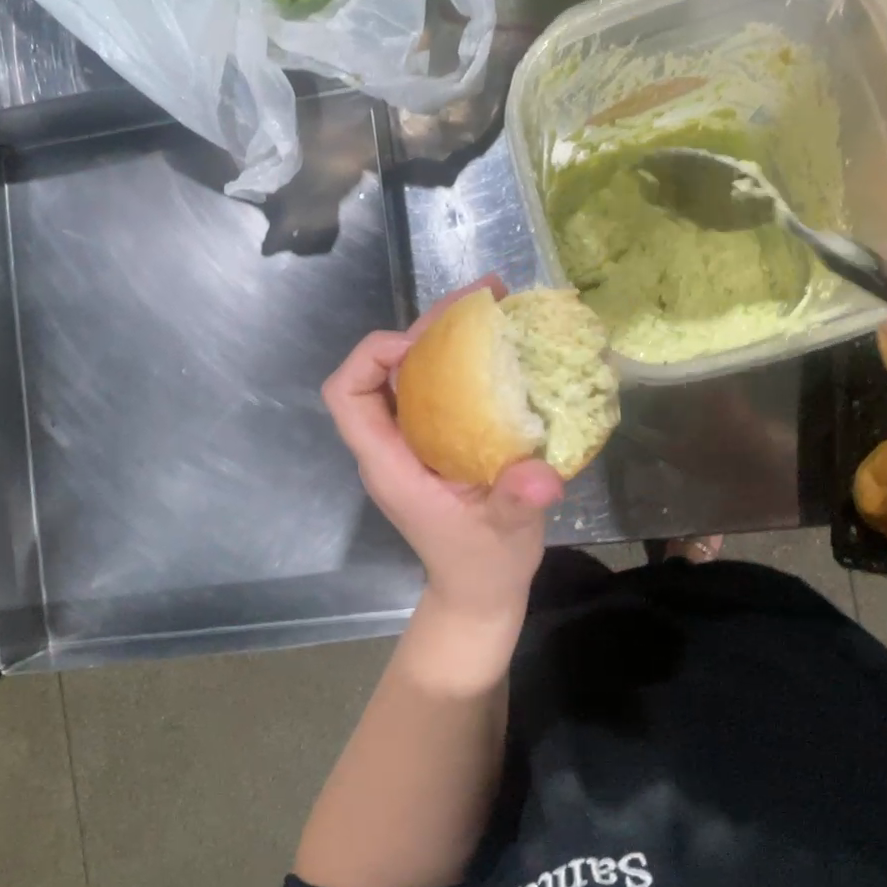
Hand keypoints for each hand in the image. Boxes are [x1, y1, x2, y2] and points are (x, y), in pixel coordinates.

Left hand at [323, 277, 564, 630]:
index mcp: (390, 464)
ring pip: (414, 372)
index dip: (369, 358)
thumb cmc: (483, 565)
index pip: (346, 397)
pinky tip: (504, 346)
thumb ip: (516, 504)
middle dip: (426, 328)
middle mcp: (393, 444)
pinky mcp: (437, 440)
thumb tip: (540, 480)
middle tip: (480, 296)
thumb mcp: (505, 535)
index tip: (419, 345)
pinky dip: (464, 361)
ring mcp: (414, 441)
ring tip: (496, 303)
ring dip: (448, 336)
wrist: (481, 589)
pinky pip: (439, 388)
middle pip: (385, 370)